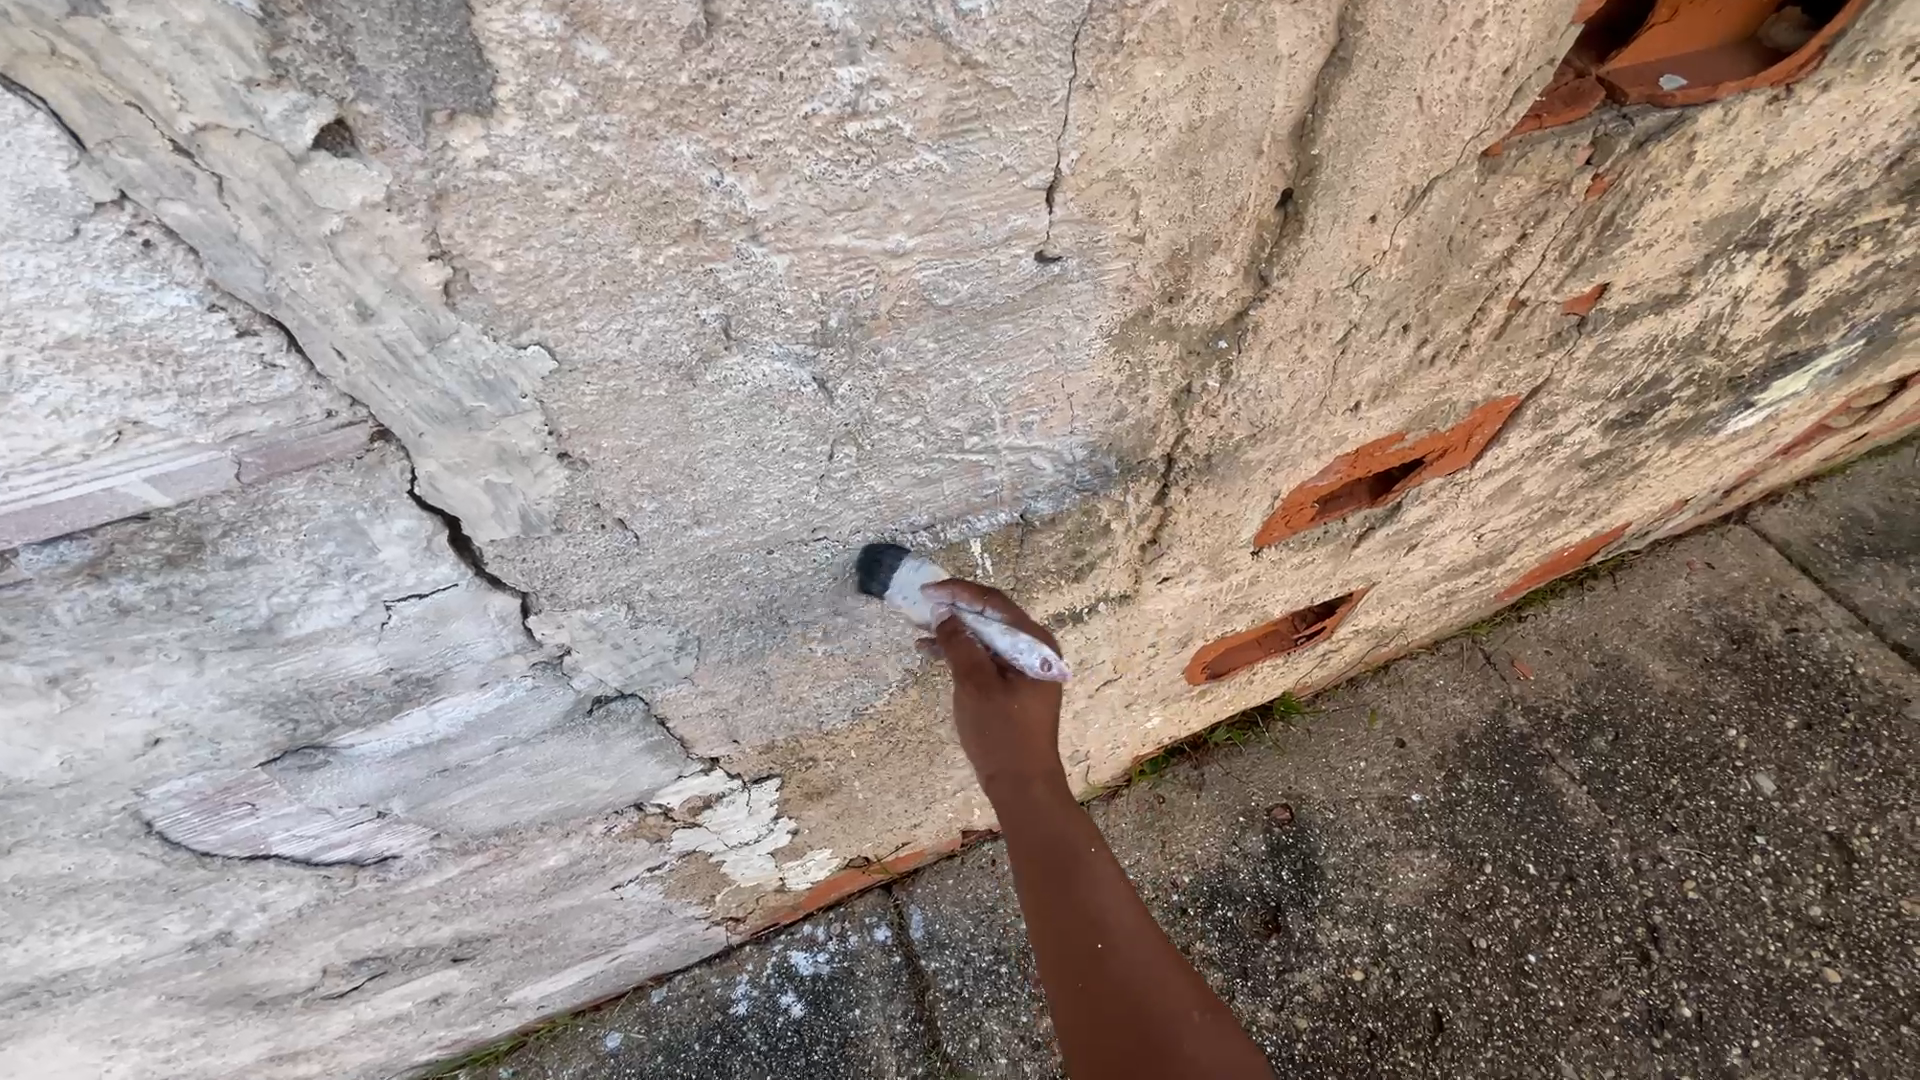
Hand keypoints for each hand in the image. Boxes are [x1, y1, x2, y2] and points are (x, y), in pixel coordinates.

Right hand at [919, 579, 1067, 800]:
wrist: (1023, 786)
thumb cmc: (1002, 735)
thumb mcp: (975, 685)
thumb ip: (960, 644)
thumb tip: (944, 613)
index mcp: (1035, 643)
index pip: (994, 602)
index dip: (959, 592)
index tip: (928, 590)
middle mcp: (1035, 649)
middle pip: (992, 617)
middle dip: (955, 609)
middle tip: (921, 606)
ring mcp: (1026, 667)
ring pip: (987, 637)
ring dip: (956, 631)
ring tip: (920, 630)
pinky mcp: (1015, 684)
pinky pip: (987, 656)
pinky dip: (963, 653)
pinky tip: (933, 652)